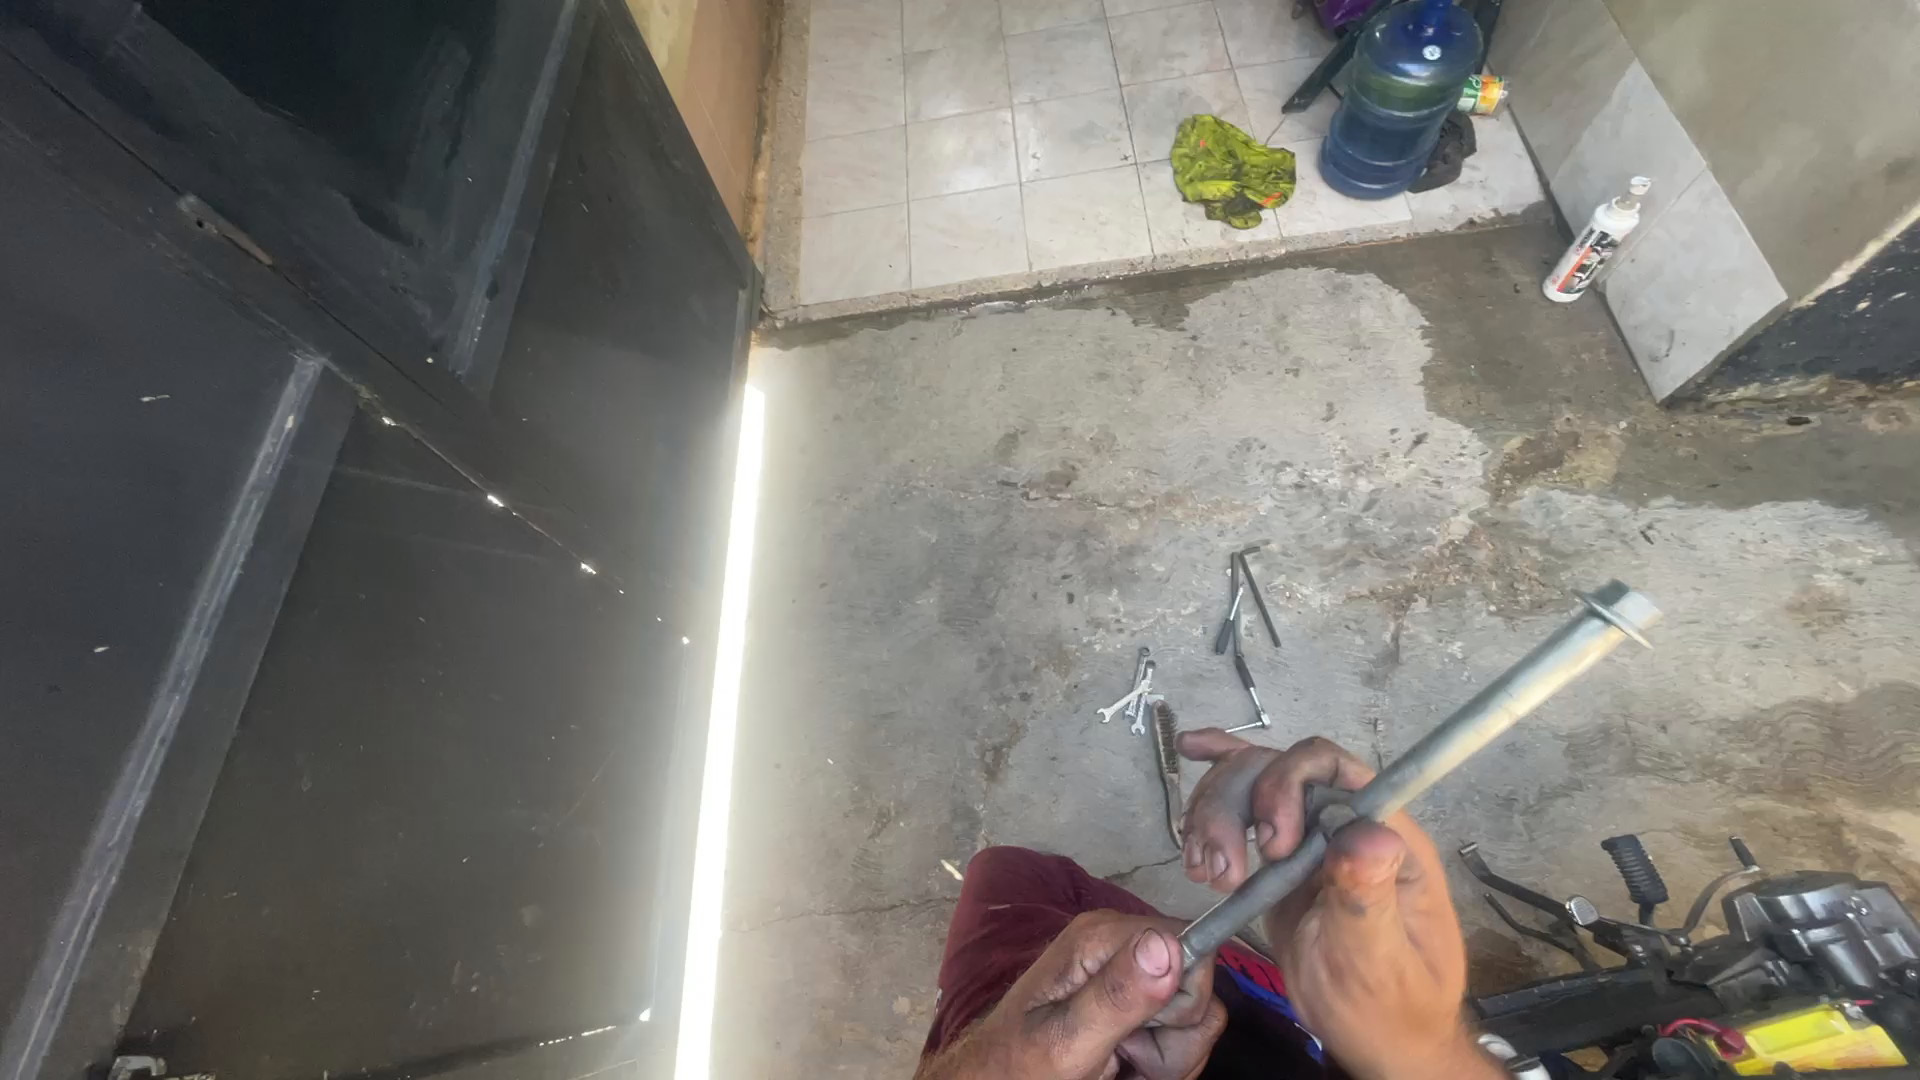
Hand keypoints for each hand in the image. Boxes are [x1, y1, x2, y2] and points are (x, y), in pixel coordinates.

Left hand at [918, 912, 1225, 1079]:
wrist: (1002, 1076)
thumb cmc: (1023, 1061)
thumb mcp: (1067, 1038)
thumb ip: (1118, 993)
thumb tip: (1167, 944)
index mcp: (1100, 935)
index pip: (1188, 943)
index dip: (1180, 996)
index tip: (1142, 1031)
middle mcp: (1119, 944)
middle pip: (1196, 982)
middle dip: (1173, 1033)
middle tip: (1125, 1054)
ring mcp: (1128, 972)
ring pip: (1195, 1014)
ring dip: (1168, 1053)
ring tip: (1119, 1060)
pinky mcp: (1134, 1000)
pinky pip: (1183, 1032)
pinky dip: (1163, 1059)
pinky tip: (1125, 1062)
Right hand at [1176, 732, 1498, 1079]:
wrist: (1369, 1035)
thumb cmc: (1386, 1006)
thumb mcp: (1378, 961)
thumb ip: (1368, 895)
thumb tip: (1370, 832)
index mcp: (1383, 832)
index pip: (1328, 767)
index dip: (1286, 786)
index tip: (1268, 845)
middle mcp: (1342, 816)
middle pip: (1273, 767)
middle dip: (1232, 808)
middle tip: (1219, 872)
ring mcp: (1306, 828)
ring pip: (1245, 778)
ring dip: (1211, 814)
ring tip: (1203, 871)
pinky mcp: (1276, 845)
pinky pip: (1242, 791)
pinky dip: (1213, 769)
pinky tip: (1190, 750)